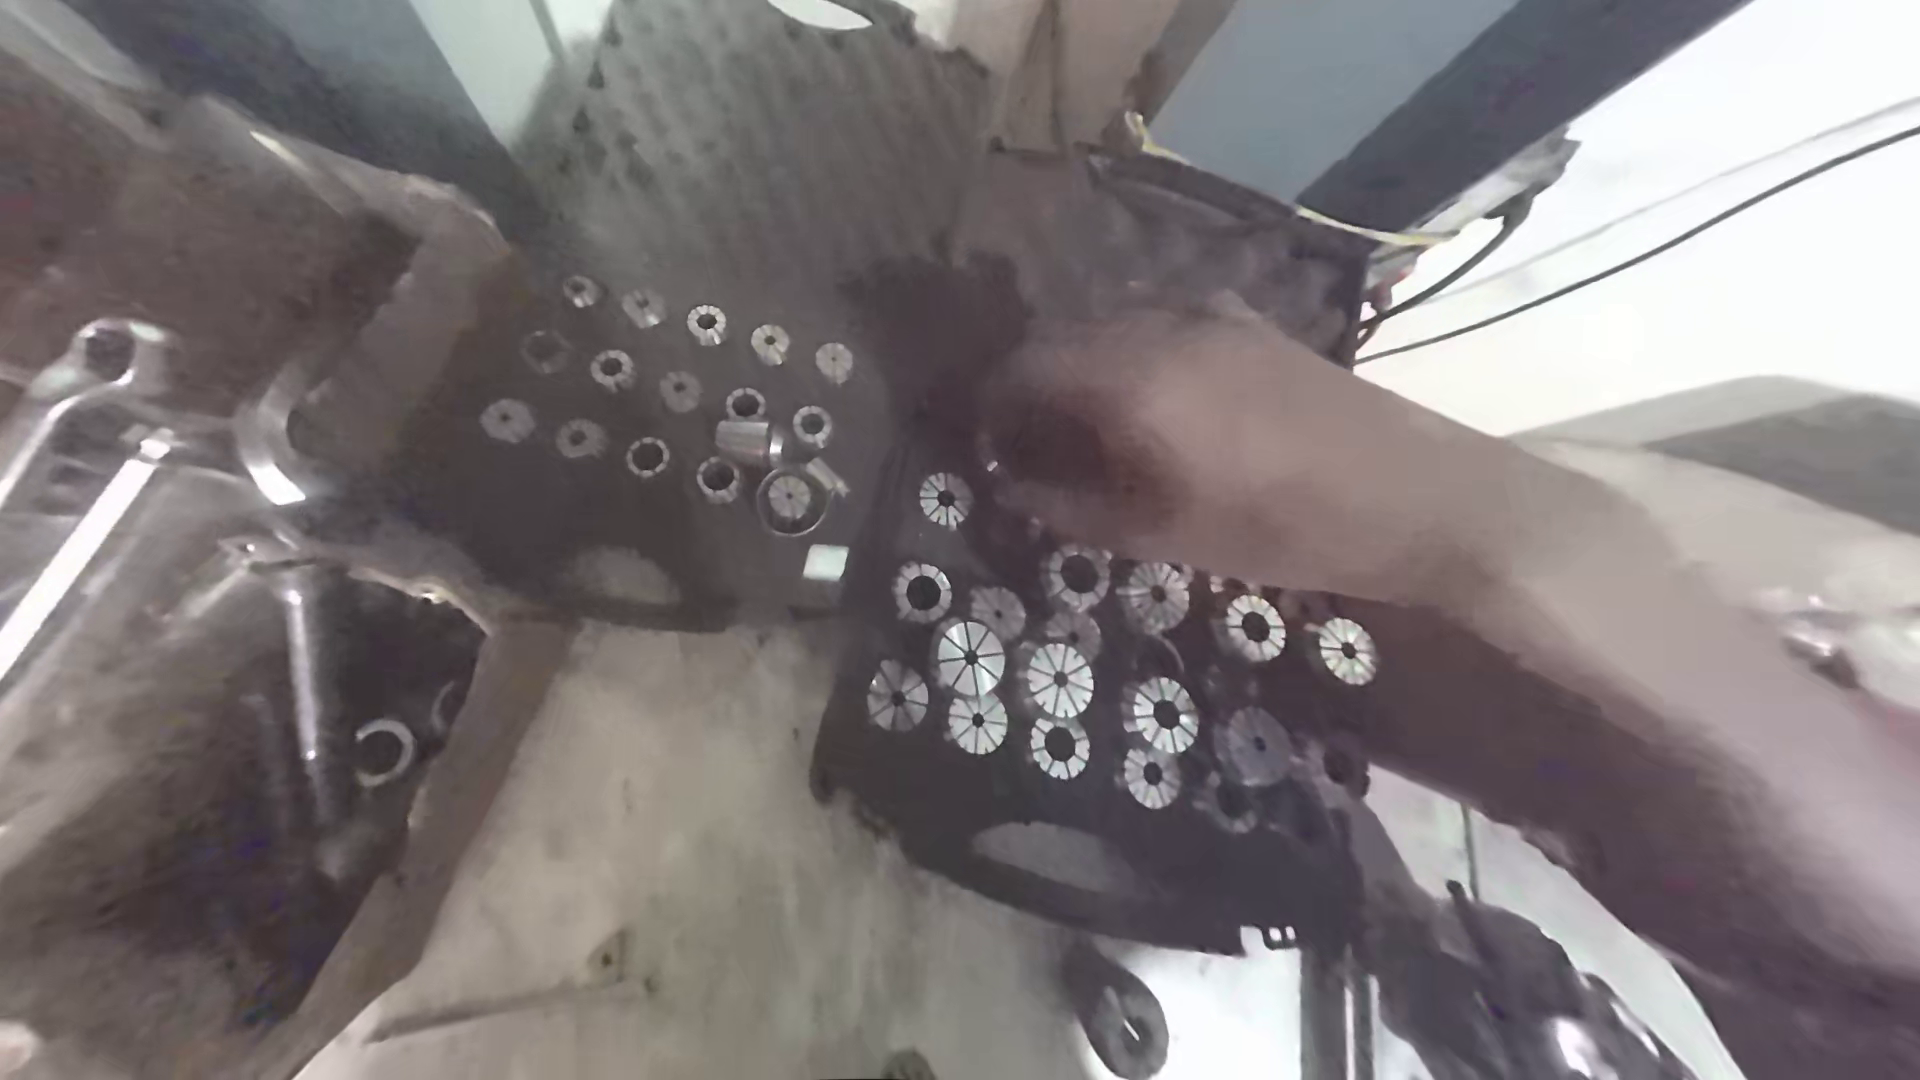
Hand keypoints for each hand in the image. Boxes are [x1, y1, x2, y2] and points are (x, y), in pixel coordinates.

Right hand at [982, 304, 1583, 607]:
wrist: (1416, 496)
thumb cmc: (1276, 528)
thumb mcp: (1156, 534)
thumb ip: (1068, 508)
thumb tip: (1009, 487)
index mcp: (1130, 379)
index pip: (1024, 365)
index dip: (993, 403)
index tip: (989, 444)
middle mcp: (1159, 326)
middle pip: (1059, 336)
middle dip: (1030, 385)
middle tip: (1032, 444)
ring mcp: (1209, 313)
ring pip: (1107, 325)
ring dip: (1077, 369)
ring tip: (1086, 429)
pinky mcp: (1247, 320)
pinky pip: (1157, 324)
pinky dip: (1126, 357)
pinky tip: (1149, 404)